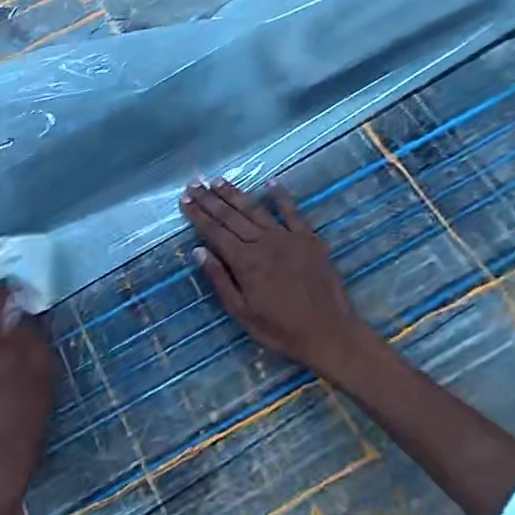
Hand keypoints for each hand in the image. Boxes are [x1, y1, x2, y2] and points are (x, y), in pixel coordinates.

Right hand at [181, 180, 371, 378]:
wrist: (330, 333)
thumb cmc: (280, 329)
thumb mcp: (241, 312)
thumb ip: (220, 279)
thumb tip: (198, 251)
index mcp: (244, 261)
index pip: (214, 232)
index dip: (197, 215)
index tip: (184, 200)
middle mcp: (263, 243)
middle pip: (231, 216)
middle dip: (210, 199)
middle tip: (194, 183)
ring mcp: (288, 238)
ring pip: (256, 210)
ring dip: (236, 194)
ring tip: (218, 180)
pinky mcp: (310, 239)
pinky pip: (293, 212)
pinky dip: (281, 196)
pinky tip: (271, 182)